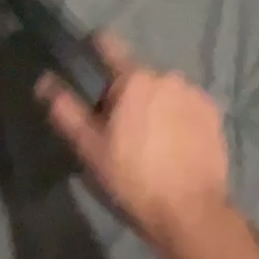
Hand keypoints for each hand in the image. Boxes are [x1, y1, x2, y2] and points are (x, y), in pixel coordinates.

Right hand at [35, 34, 231, 256]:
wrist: (191, 214)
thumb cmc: (133, 179)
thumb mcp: (90, 148)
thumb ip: (66, 109)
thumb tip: (44, 79)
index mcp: (134, 78)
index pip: (108, 44)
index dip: (94, 47)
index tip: (86, 58)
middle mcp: (167, 75)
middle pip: (136, 75)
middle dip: (125, 93)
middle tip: (118, 129)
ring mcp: (195, 93)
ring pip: (163, 91)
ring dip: (153, 105)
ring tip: (149, 141)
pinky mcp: (214, 114)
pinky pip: (186, 105)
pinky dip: (177, 117)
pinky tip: (174, 146)